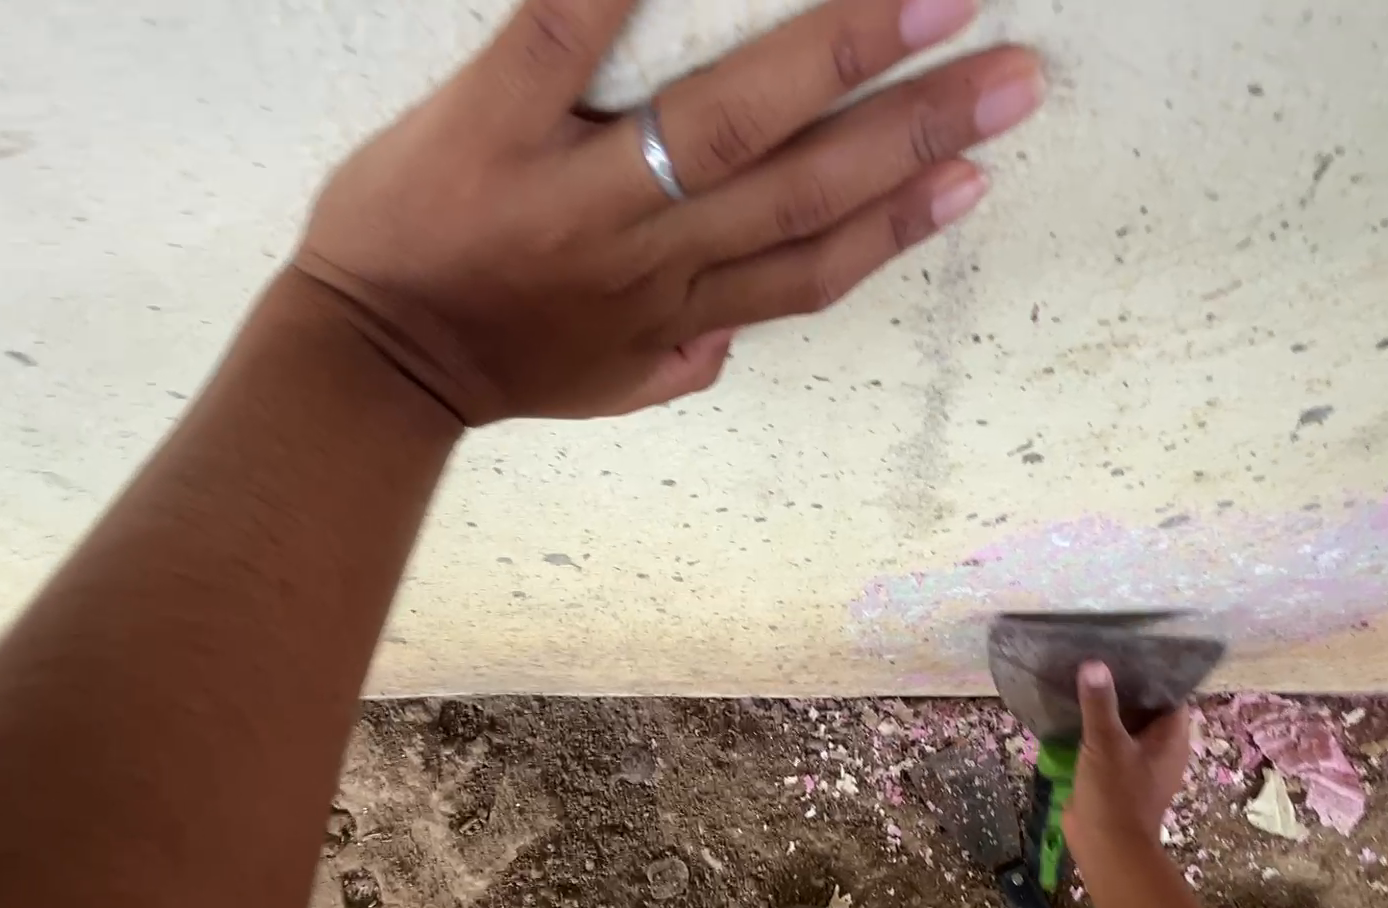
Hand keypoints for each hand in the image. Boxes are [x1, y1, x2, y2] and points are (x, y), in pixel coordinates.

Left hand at [296, 0, 1043, 424]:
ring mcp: (576, 188)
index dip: (897, 228)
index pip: (810, 271)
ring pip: (727, 124)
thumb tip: (733, 343)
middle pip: (802, 192)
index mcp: (674, 313)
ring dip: (835, 60)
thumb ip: (678, 367)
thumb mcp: (602, 390)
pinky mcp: (495, 123)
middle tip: (1010, 79)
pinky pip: (562, 32)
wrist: (377, 362)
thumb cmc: (498, 368)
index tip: (971, 180)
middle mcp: (648, 255)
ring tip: (931, 4)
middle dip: (913, 136)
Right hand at [1064, 662, 1189, 853]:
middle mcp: (1159, 750)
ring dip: (1107, 707)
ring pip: (1125, 725)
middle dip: (1125, 687)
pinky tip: (1072, 712)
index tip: (1129, 651)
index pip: (1171, 698)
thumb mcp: (1105, 743)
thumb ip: (1099, 703)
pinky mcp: (1114, 774)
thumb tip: (1094, 663)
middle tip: (1099, 658)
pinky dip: (1094, 726)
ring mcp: (1136, 763)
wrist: (1106, 847)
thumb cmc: (1116, 793)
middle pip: (1146, 709)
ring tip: (1082, 678)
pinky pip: (1107, 741)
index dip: (1155, 674)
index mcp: (1171, 741)